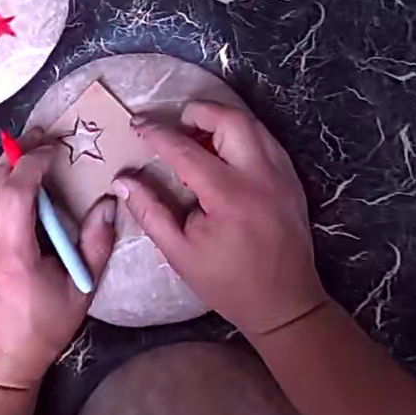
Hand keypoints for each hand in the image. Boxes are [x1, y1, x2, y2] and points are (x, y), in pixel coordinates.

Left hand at [0, 149, 114, 389]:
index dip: (33, 162)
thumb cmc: (43, 328)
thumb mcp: (81, 291)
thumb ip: (97, 244)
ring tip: (22, 158)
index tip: (54, 150)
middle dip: (15, 154)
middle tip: (41, 142)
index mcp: (13, 255)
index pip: (15, 191)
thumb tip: (107, 202)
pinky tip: (4, 185)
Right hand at [116, 101, 328, 338]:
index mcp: (229, 196)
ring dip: (222, 120)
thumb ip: (150, 212)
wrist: (285, 302)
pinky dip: (242, 134)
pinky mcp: (293, 178)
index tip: (138, 126)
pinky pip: (266, 139)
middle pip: (230, 120)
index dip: (158, 133)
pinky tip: (225, 152)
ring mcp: (282, 174)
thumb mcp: (180, 253)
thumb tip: (123, 181)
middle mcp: (260, 175)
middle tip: (175, 124)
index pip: (186, 150)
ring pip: (252, 123)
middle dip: (198, 112)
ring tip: (197, 136)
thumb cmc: (228, 282)